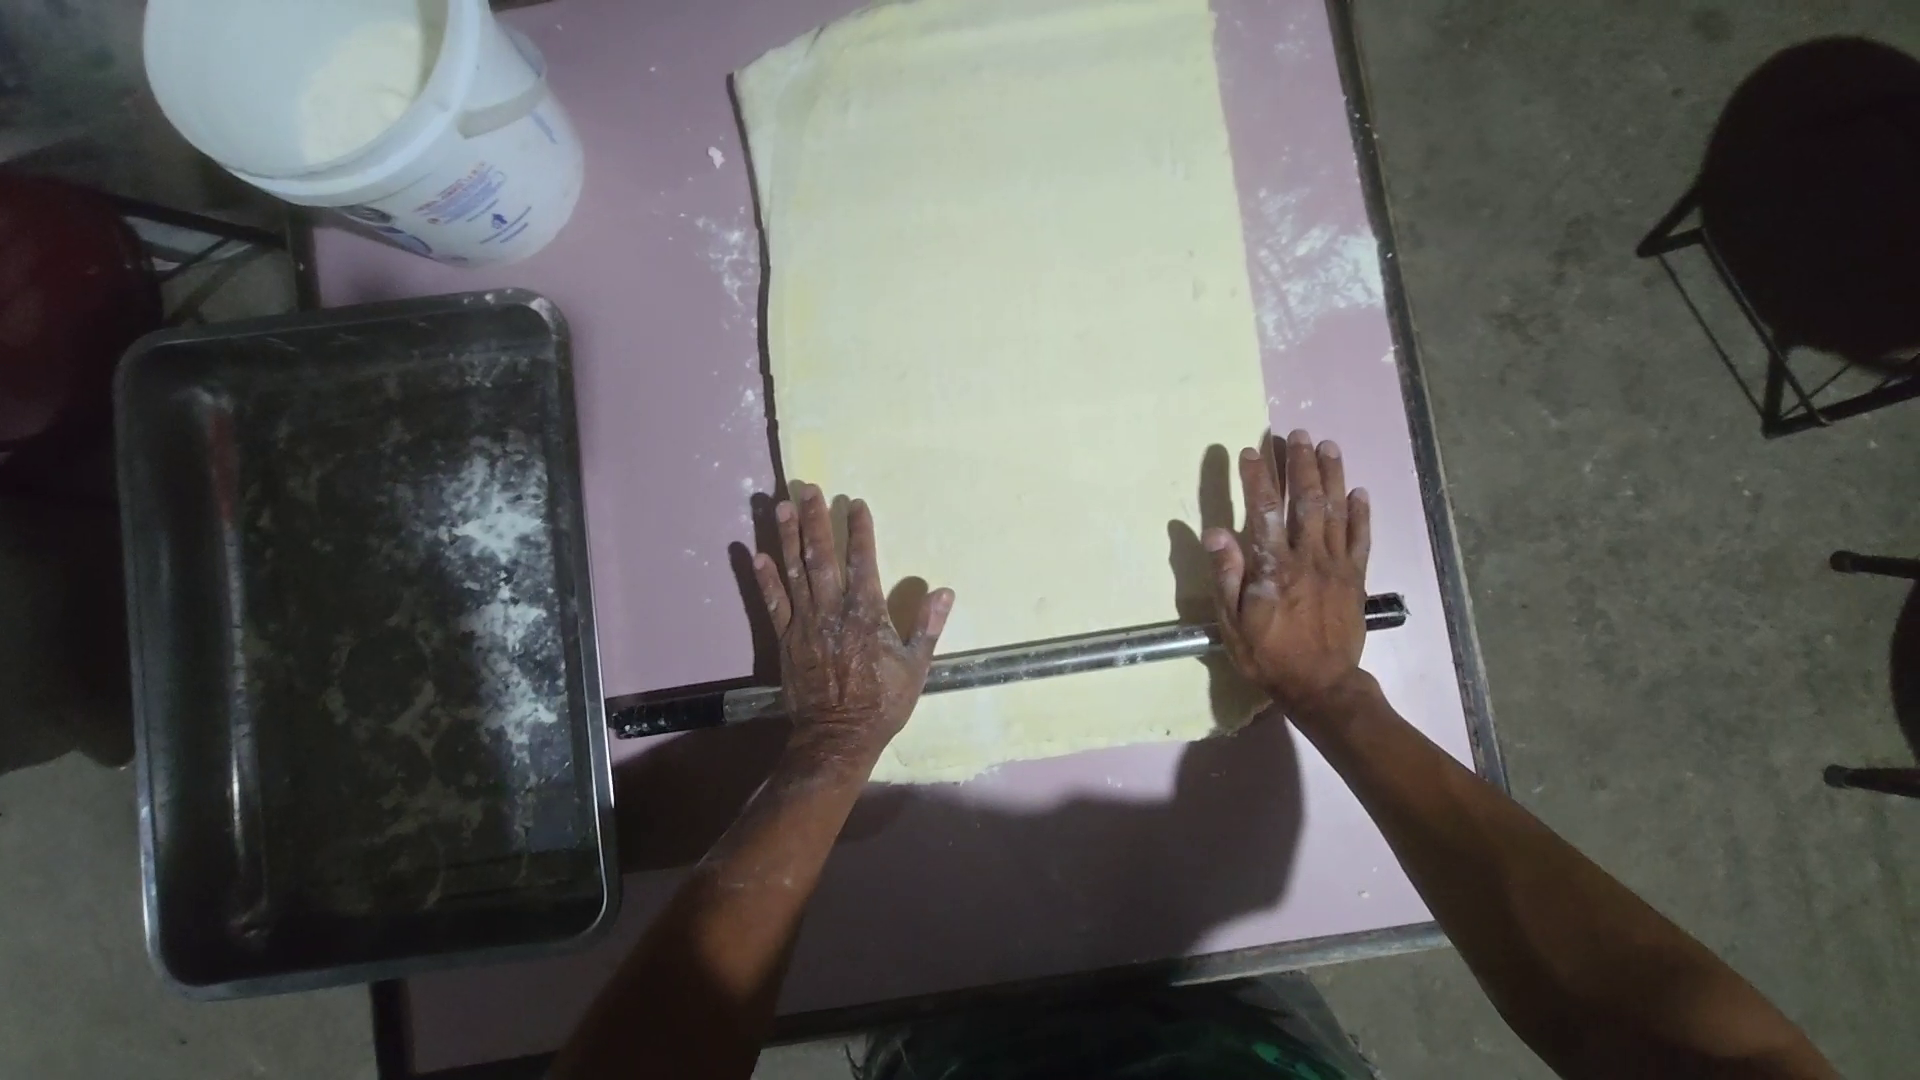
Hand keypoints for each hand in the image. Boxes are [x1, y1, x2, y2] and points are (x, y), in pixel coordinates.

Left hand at [752, 483, 954, 767]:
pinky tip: (757, 554)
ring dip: (788, 537)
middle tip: (809, 489)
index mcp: (866, 614)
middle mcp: (833, 611)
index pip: (863, 561)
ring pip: (795, 572)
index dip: (859, 531)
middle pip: (822, 556)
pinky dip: (766, 579)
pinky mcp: (786, 639)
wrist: (838, 737)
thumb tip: (944, 591)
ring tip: (782, 506)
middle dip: (816, 520)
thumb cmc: (882, 703)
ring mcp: (805, 624)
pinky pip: (773, 603)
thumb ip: (927, 627)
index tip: (855, 504)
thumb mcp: (916, 668)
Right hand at [1203, 430, 1372, 718]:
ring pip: (1335, 511)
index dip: (1257, 478)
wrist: (1321, 685)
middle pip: (1305, 500)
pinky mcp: (1356, 579)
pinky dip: (1361, 514)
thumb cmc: (1268, 655)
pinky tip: (1359, 492)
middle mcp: (1307, 558)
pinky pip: (1361, 539)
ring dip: (1332, 476)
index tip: (1251, 452)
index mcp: (1273, 567)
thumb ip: (1226, 575)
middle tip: (1296, 434)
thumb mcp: (1232, 623)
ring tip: (1328, 445)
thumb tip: (1215, 532)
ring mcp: (1336, 566)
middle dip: (1300, 464)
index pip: (1265, 511)